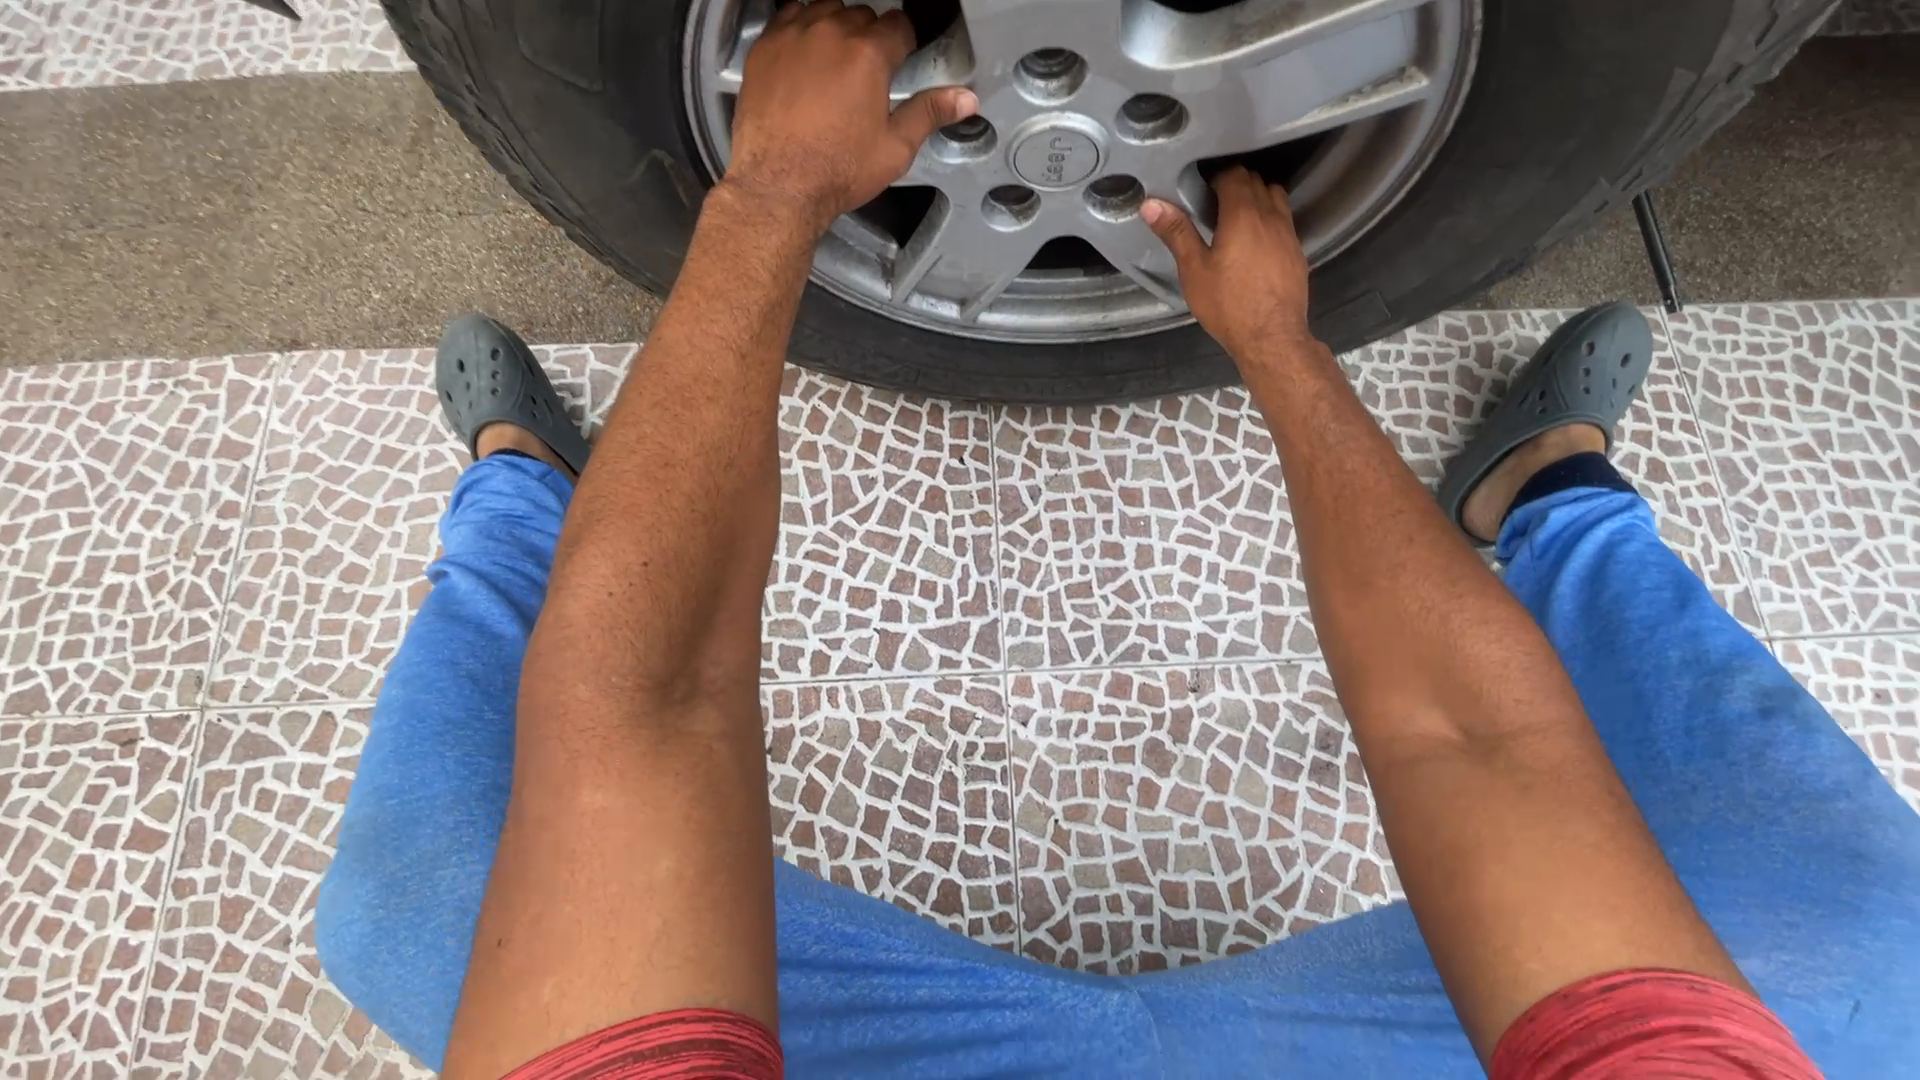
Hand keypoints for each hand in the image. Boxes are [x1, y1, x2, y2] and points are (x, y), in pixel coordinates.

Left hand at [725, 1, 978, 235]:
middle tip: (866, 76)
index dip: (903, 45)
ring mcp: (794, 35)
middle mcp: (831, 32)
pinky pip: (788, 19)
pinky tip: (805, 61)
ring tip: (836, 67)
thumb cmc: (836, 170)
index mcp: (870, 54)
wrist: (779, 184)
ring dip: (835, 30)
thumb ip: (930, 113)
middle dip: (868, 40)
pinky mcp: (765, 47)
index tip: (899, 62)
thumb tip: (965, 100)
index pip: (899, 25)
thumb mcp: (895, 148)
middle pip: (861, 15)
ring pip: (825, 10)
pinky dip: (801, 32)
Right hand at [1142, 167, 1315, 359]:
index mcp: (1242, 214)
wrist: (1271, 336)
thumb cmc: (1227, 305)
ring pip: (1274, 197)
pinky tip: (1254, 244)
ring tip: (1235, 221)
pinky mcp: (1297, 251)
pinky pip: (1284, 221)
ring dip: (1256, 199)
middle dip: (1235, 186)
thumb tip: (1151, 205)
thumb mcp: (1194, 270)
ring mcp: (1289, 232)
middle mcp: (1270, 215)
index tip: (1200, 193)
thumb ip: (1176, 233)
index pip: (1233, 175)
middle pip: (1256, 181)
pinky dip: (1269, 219)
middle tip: (1212, 206)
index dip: (1215, 179)